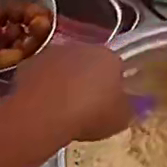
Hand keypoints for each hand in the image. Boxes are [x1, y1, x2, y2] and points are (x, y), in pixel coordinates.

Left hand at [9, 44, 132, 143]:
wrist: (42, 113)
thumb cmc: (89, 114)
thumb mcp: (121, 118)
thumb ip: (130, 107)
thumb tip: (137, 102)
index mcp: (108, 56)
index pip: (116, 65)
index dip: (113, 84)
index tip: (109, 101)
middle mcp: (80, 47)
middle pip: (88, 62)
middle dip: (88, 79)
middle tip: (86, 105)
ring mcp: (52, 53)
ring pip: (63, 66)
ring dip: (64, 80)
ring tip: (62, 107)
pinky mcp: (29, 63)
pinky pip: (41, 74)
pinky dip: (43, 85)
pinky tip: (43, 104)